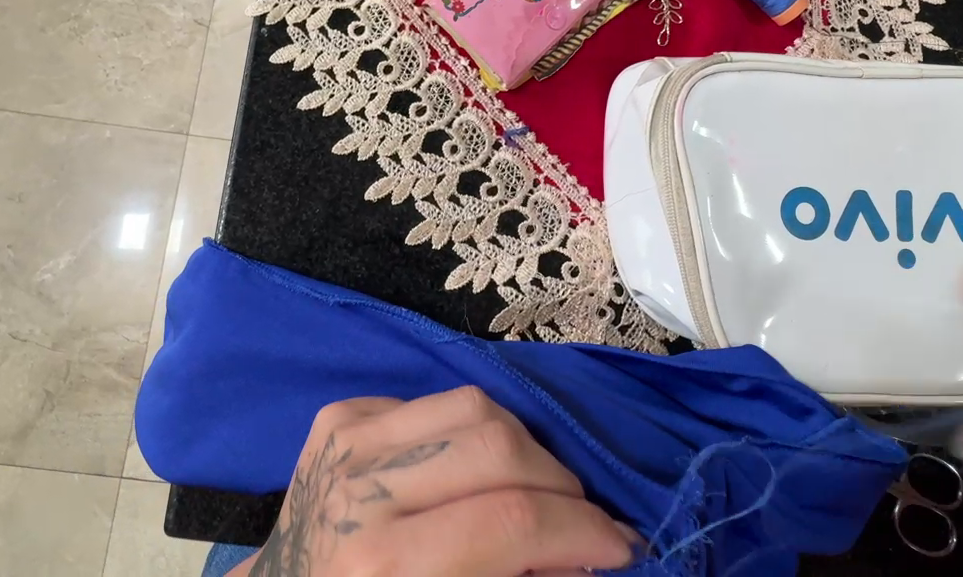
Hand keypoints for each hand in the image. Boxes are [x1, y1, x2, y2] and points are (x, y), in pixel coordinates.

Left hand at [229, 386, 638, 576]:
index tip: (623, 547)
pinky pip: (431, 401)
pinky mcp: (339, 415)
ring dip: (523, 447)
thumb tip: (597, 551)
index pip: (513, 521)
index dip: (585, 532)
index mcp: (387, 562)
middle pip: (498, 445)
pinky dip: (467, 433)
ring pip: (472, 405)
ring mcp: (346, 439)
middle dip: (561, 484)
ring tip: (536, 489)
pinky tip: (468, 471)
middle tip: (580, 521)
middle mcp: (363, 487)